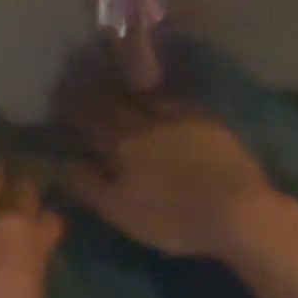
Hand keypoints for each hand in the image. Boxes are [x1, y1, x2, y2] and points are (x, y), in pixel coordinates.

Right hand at [64, 95, 297, 258]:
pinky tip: (164, 104)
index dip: (74, 107)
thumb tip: (63, 163)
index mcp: (123, 142)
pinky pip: (177, 104)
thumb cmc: (172, 217)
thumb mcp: (121, 211)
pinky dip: (163, 102)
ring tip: (124, 90)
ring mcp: (181, 117)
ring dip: (132, 93)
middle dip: (100, 91)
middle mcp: (148, 120)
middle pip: (118, 101)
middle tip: (86, 80)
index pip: (91, 118)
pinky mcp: (208, 122)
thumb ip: (89, 185)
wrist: (237, 208)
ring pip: (148, 98)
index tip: (61, 98)